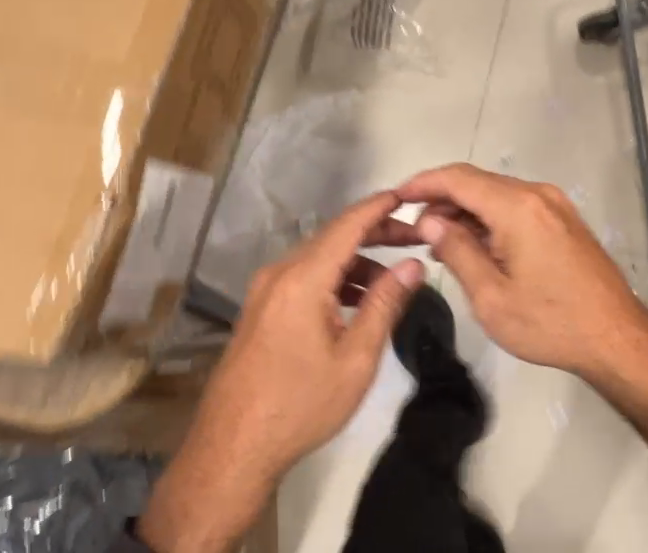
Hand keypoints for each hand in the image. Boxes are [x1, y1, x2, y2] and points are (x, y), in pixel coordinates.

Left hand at [138, 192, 423, 552]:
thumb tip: (414, 264)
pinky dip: (335, 280)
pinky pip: (304, 279)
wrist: (232, 452)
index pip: (348, 224)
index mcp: (302, 278)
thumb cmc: (300, 404)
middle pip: (334, 237)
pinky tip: (358, 303)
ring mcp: (265, 293)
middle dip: (376, 233)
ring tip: (393, 281)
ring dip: (357, 261)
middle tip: (416, 237)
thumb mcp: (356, 358)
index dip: (380, 207)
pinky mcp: (260, 312)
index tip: (410, 196)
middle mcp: (279, 274)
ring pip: (319, 259)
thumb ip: (386, 304)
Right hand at [396, 164, 647, 457]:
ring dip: (466, 210)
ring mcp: (554, 205)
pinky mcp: (563, 220)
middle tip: (412, 227)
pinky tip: (474, 245)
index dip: (424, 183)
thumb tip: (431, 221)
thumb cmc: (549, 321)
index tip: (397, 197)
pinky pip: (516, 207)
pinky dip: (490, 218)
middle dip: (442, 199)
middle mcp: (537, 194)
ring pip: (497, 195)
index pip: (459, 179)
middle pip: (478, 182)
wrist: (614, 336)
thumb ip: (457, 252)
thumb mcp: (491, 296)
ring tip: (437, 241)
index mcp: (517, 207)